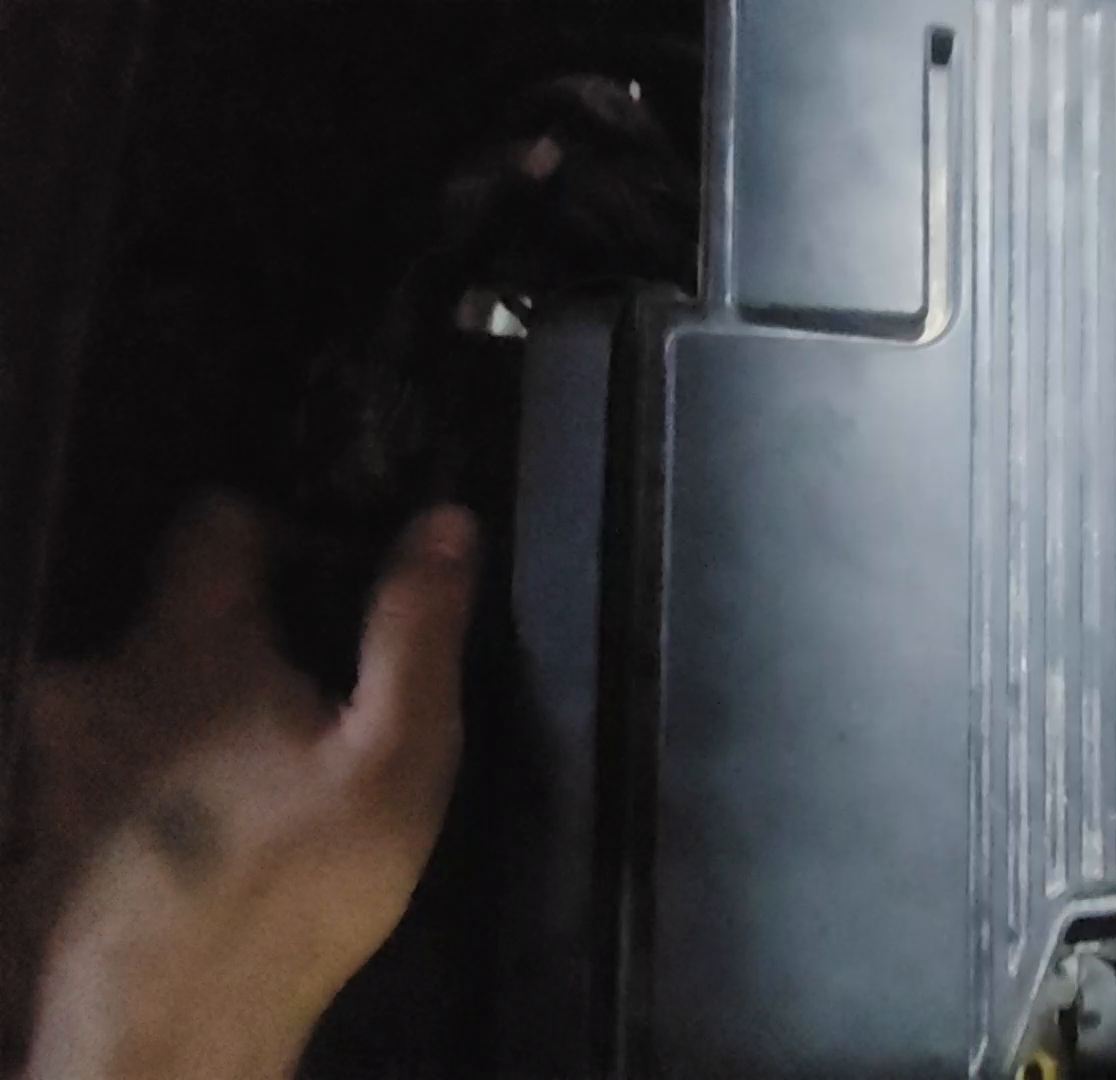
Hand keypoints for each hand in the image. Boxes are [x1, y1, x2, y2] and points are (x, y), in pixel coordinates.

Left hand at [19, 497, 476, 1079]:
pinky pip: (118, 736)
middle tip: (329, 669)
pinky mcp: (46, 821)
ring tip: (283, 732)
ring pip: (140, 672)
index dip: (288, 522)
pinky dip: (175, 736)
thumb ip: (417, 628)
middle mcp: (96, 683)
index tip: (344, 555)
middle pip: (175, 598)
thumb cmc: (306, 878)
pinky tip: (228, 794)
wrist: (172, 1041)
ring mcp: (56, 755)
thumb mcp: (401, 747)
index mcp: (188, 650)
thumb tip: (447, 522)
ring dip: (209, 677)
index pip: (220, 526)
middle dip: (253, 609)